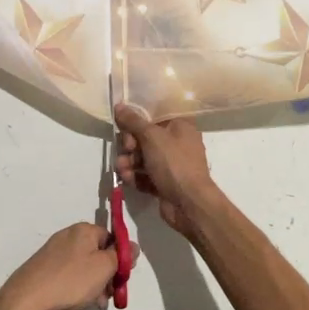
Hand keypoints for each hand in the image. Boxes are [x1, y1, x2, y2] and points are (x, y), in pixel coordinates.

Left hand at [0, 223, 119, 309]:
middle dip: (108, 274)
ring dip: (95, 284)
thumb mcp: (103, 268)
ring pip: (85, 265)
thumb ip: (121, 256)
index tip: (122, 279)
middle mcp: (69, 235)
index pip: (112, 238)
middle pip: (99, 252)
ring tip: (95, 303)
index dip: (120, 258)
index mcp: (84, 230)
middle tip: (109, 295)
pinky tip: (79, 302)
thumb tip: (133, 245)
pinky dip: (79, 286)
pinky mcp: (46, 266)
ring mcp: (55, 251)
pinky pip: (70, 273)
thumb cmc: (71, 281)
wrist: (27, 299)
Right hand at [114, 105, 221, 238]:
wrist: (189, 204)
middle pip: (145, 137)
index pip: (155, 115)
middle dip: (130, 144)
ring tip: (123, 169)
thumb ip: (132, 121)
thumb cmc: (174, 163)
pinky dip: (135, 177)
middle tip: (127, 150)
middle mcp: (177, 143)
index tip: (124, 125)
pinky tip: (128, 180)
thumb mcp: (151, 137)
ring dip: (129, 162)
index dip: (137, 119)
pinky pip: (144, 175)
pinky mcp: (164, 183)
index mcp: (180, 126)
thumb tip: (119, 105)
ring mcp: (171, 165)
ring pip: (142, 158)